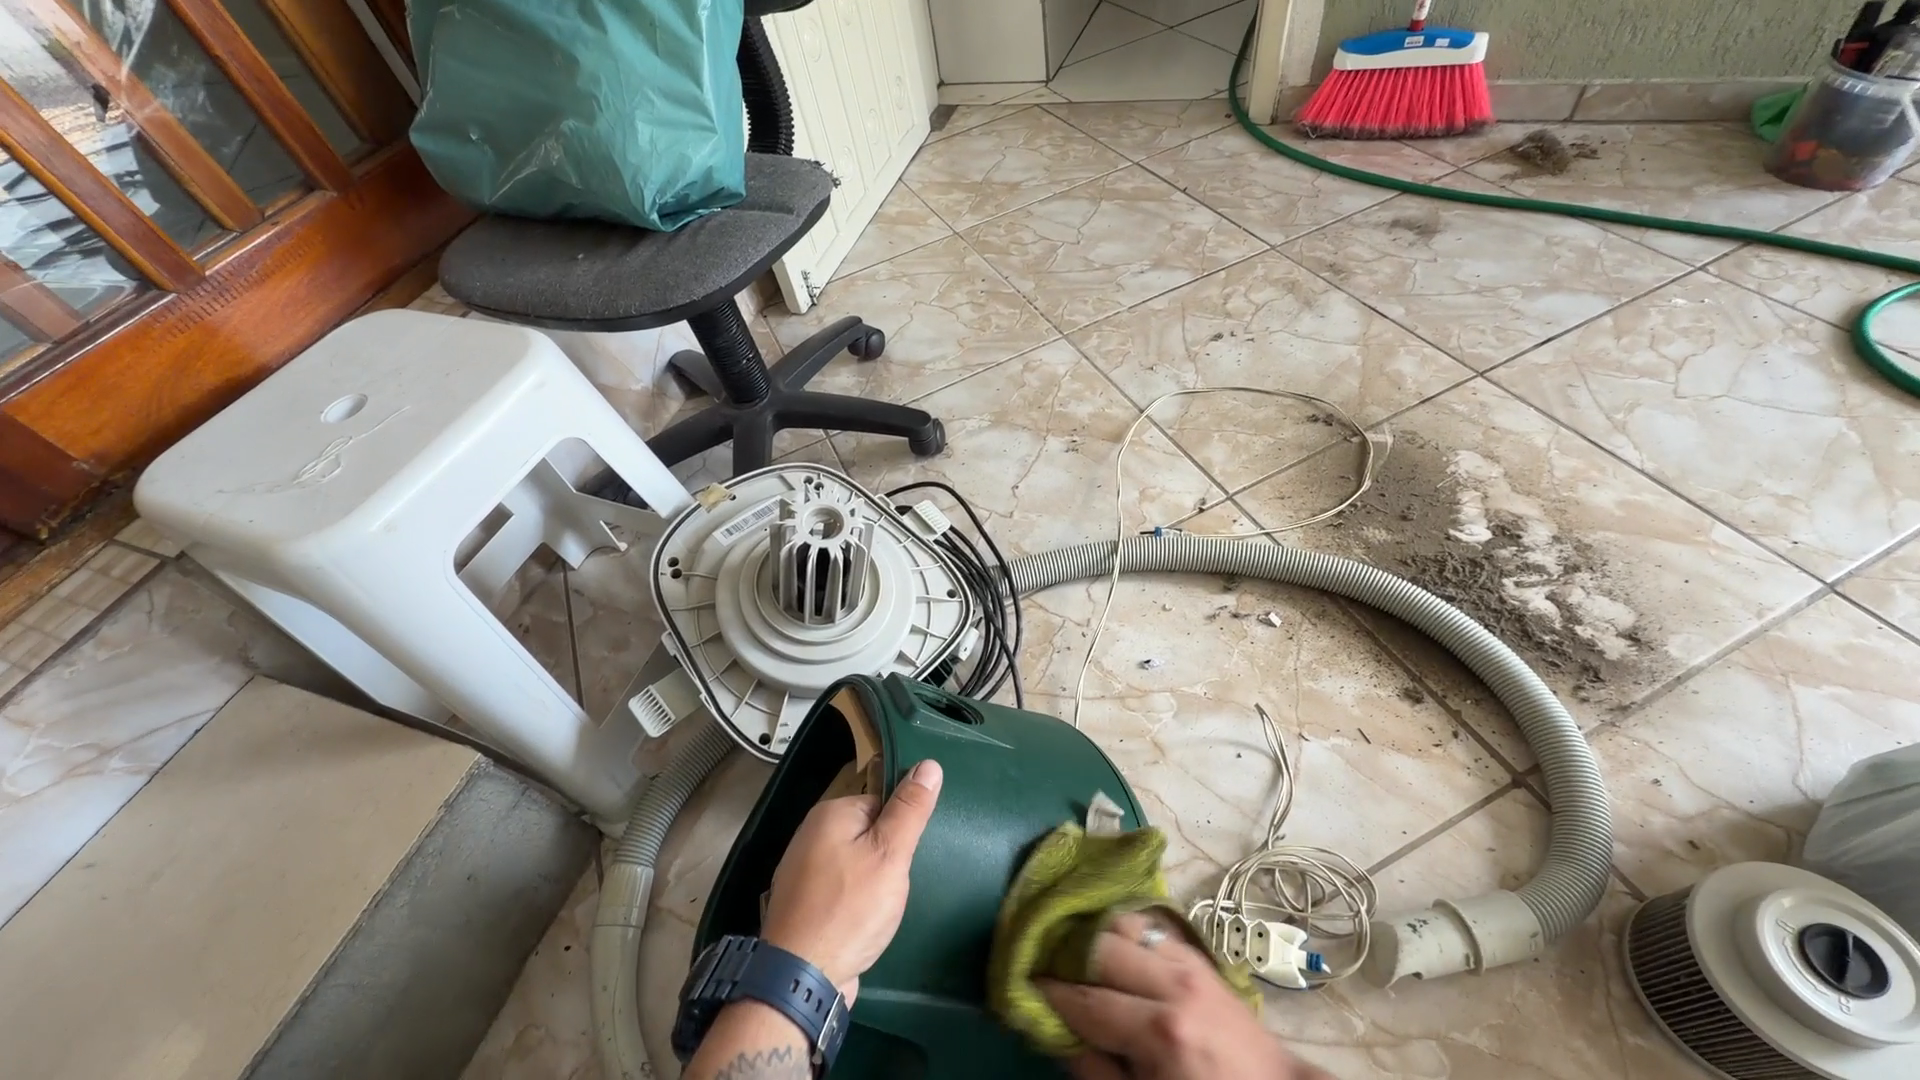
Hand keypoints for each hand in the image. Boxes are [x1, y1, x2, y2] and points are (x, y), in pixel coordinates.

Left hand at [760, 759, 943, 998]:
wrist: (801, 978)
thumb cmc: (851, 908)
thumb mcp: (890, 854)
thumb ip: (910, 810)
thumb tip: (929, 764)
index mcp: (830, 813)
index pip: (880, 805)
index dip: (898, 833)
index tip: (902, 860)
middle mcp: (809, 835)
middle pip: (866, 835)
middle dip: (885, 862)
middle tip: (891, 889)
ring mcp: (800, 872)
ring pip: (853, 866)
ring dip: (870, 886)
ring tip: (877, 912)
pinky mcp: (801, 905)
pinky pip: (838, 892)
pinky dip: (852, 905)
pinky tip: (859, 926)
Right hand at [1039, 911, 1328, 1079]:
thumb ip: (1091, 1067)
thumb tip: (1049, 1026)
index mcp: (1160, 1030)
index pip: (1082, 998)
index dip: (1044, 991)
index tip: (1017, 985)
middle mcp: (1173, 982)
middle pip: (1096, 947)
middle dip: (1060, 953)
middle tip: (1036, 962)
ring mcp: (1188, 960)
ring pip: (1120, 922)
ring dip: (1088, 931)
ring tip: (1065, 947)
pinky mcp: (1196, 951)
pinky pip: (1145, 924)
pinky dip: (1116, 926)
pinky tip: (1100, 938)